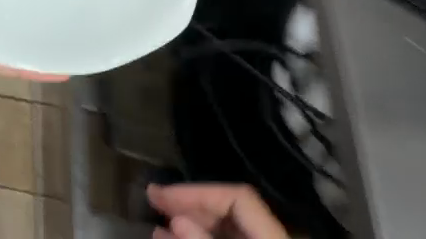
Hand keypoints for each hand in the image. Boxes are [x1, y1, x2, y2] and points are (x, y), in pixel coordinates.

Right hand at [148, 183, 286, 238]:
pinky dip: (199, 237)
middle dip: (188, 205)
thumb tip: (175, 218)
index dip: (197, 191)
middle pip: (228, 209)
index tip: (162, 194)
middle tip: (152, 199)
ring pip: (225, 227)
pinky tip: (172, 238)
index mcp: (273, 233)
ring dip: (189, 222)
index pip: (237, 196)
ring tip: (157, 225)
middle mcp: (269, 233)